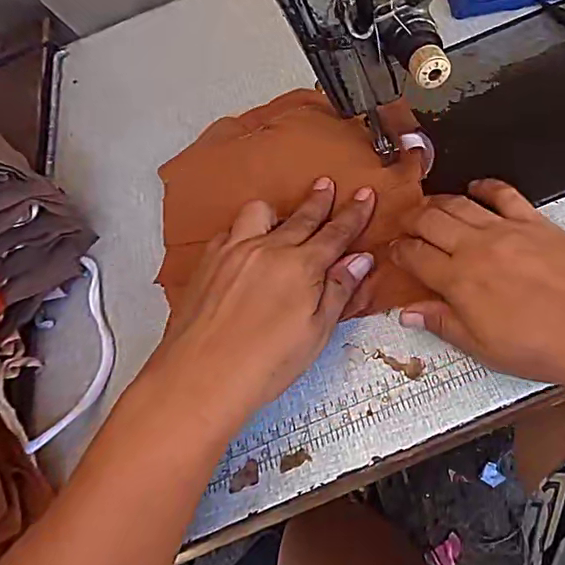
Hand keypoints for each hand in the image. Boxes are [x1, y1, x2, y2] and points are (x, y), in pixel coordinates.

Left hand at [141, 178, 376, 422]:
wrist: (201, 377)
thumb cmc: (262, 364)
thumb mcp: (316, 333)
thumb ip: (339, 291)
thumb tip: (359, 261)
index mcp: (300, 266)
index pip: (336, 232)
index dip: (353, 214)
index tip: (363, 197)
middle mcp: (267, 249)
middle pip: (302, 216)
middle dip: (320, 201)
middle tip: (328, 187)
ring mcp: (234, 252)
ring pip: (260, 213)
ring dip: (278, 210)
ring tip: (285, 214)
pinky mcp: (208, 262)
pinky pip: (230, 230)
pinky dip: (244, 229)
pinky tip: (246, 241)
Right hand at [389, 179, 564, 391]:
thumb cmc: (547, 345)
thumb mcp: (486, 348)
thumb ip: (444, 324)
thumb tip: (409, 312)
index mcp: (459, 281)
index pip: (414, 256)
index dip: (398, 251)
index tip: (392, 252)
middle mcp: (476, 248)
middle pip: (430, 220)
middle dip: (410, 220)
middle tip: (405, 225)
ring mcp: (506, 230)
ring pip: (459, 203)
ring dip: (438, 201)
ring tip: (429, 206)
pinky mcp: (535, 222)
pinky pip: (503, 194)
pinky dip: (485, 187)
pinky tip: (476, 187)